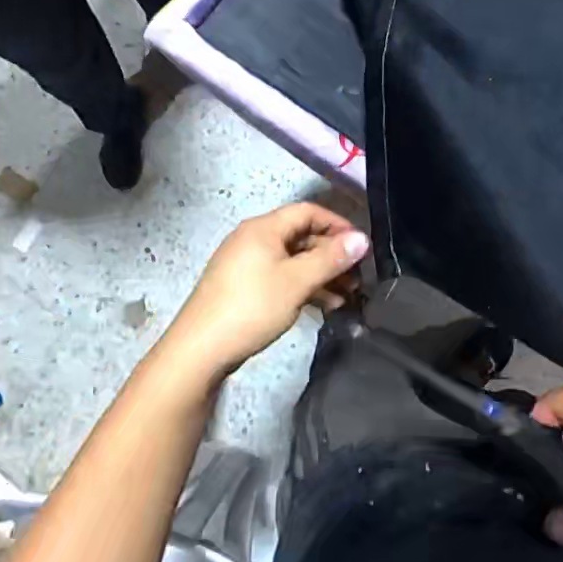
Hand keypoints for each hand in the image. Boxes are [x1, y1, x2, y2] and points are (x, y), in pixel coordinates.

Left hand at [156, 203, 369, 380]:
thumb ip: (331, 258)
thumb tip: (362, 239)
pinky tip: (325, 305)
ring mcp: (247, 264)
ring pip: (293, 260)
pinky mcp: (244, 287)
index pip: (308, 211)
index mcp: (263, 228)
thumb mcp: (297, 281)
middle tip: (359, 276)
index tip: (362, 246)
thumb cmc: (251, 307)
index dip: (338, 224)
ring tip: (348, 295)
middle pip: (302, 236)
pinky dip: (304, 286)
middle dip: (332, 254)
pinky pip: (282, 277)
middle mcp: (254, 239)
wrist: (200, 349)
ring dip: (322, 274)